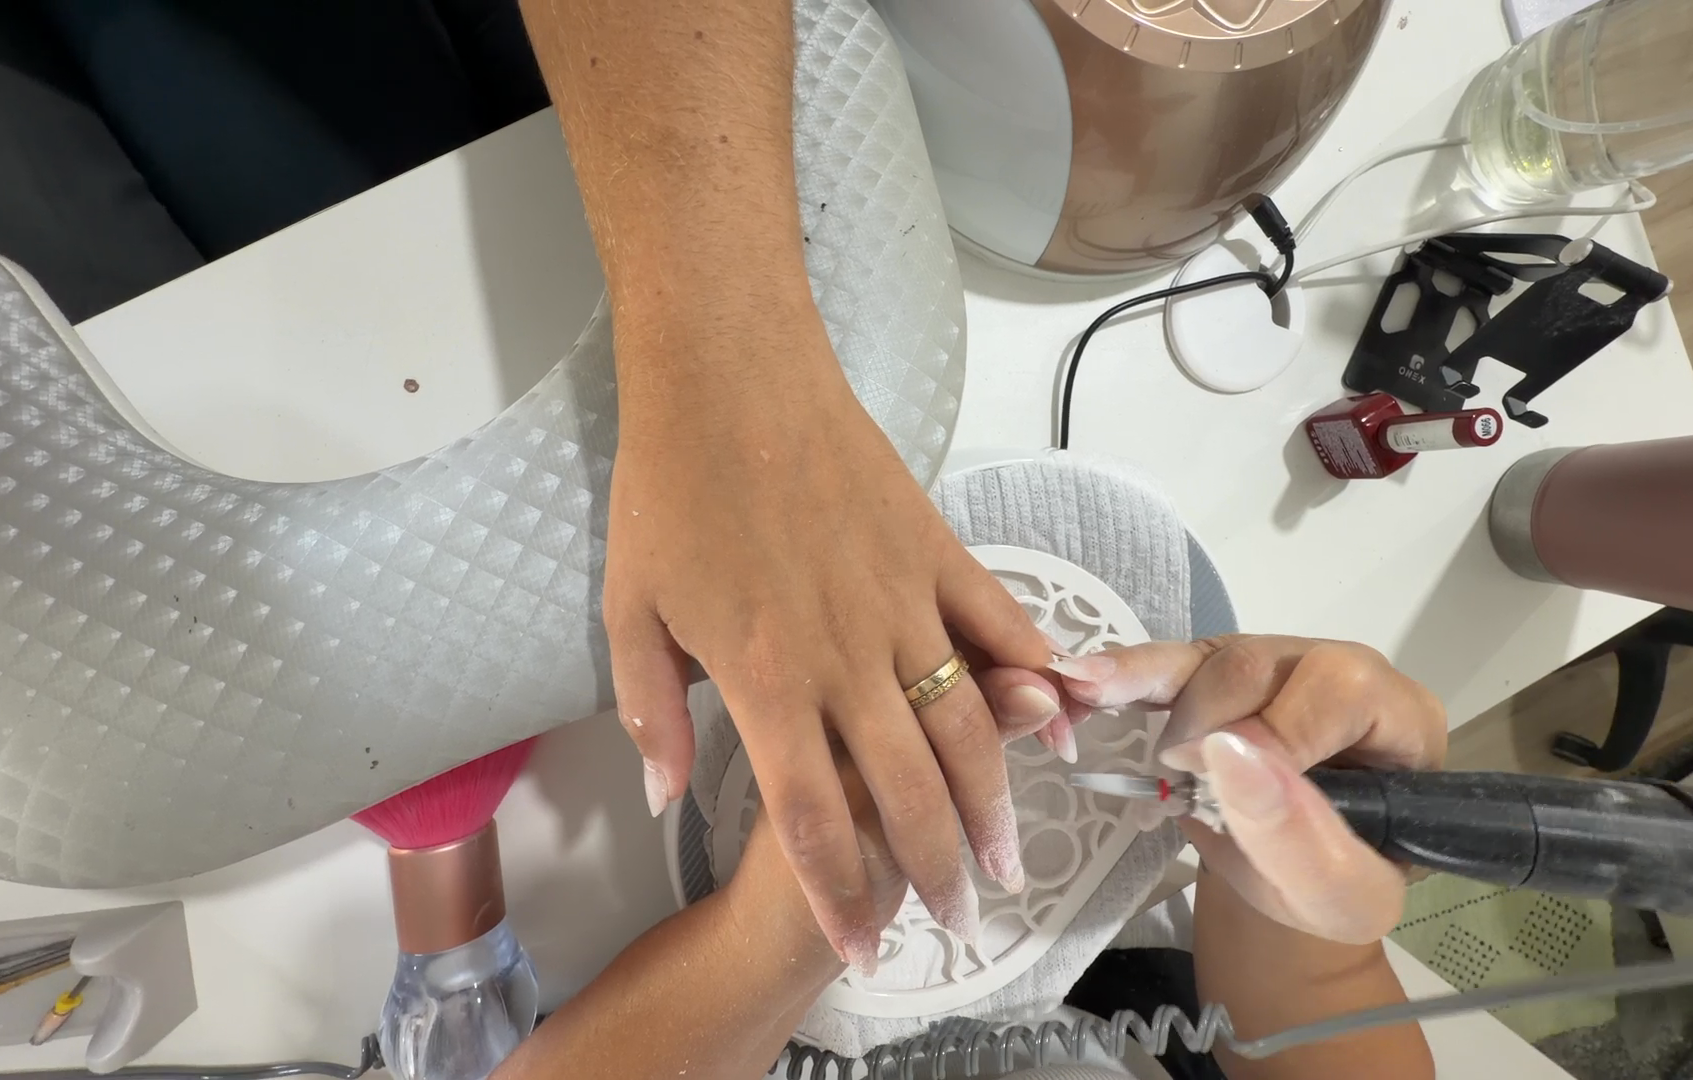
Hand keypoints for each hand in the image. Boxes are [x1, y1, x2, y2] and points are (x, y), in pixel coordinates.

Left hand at [604, 304, 1048, 969]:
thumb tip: (664, 795)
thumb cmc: (671, 490)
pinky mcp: (935, 551)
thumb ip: (652, 711)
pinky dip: (1037, 675)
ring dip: (992, 799)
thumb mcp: (628, 609)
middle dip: (932, 868)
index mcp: (767, 681)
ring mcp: (903, 602)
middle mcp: (847, 657)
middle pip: (905, 789)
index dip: (842, 893)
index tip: (866, 944)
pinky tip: (1064, 719)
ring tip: (1008, 857)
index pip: (814, 818)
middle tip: (955, 921)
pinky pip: (998, 623)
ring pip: (966, 723)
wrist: (732, 380)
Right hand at [1044, 636, 1446, 943]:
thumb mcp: (1339, 896)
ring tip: (1096, 703)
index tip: (1214, 775)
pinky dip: (1119, 672)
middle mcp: (1330, 672)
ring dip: (1146, 685)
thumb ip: (1299, 839)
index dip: (1279, 723)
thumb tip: (1230, 757)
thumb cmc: (1324, 884)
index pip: (1344, 686)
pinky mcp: (1206, 671)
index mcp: (1396, 719)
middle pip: (1260, 660)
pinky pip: (1161, 660)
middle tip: (1175, 771)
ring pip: (1203, 653)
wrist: (1277, 870)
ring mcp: (1264, 663)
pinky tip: (1082, 677)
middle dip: (1204, 714)